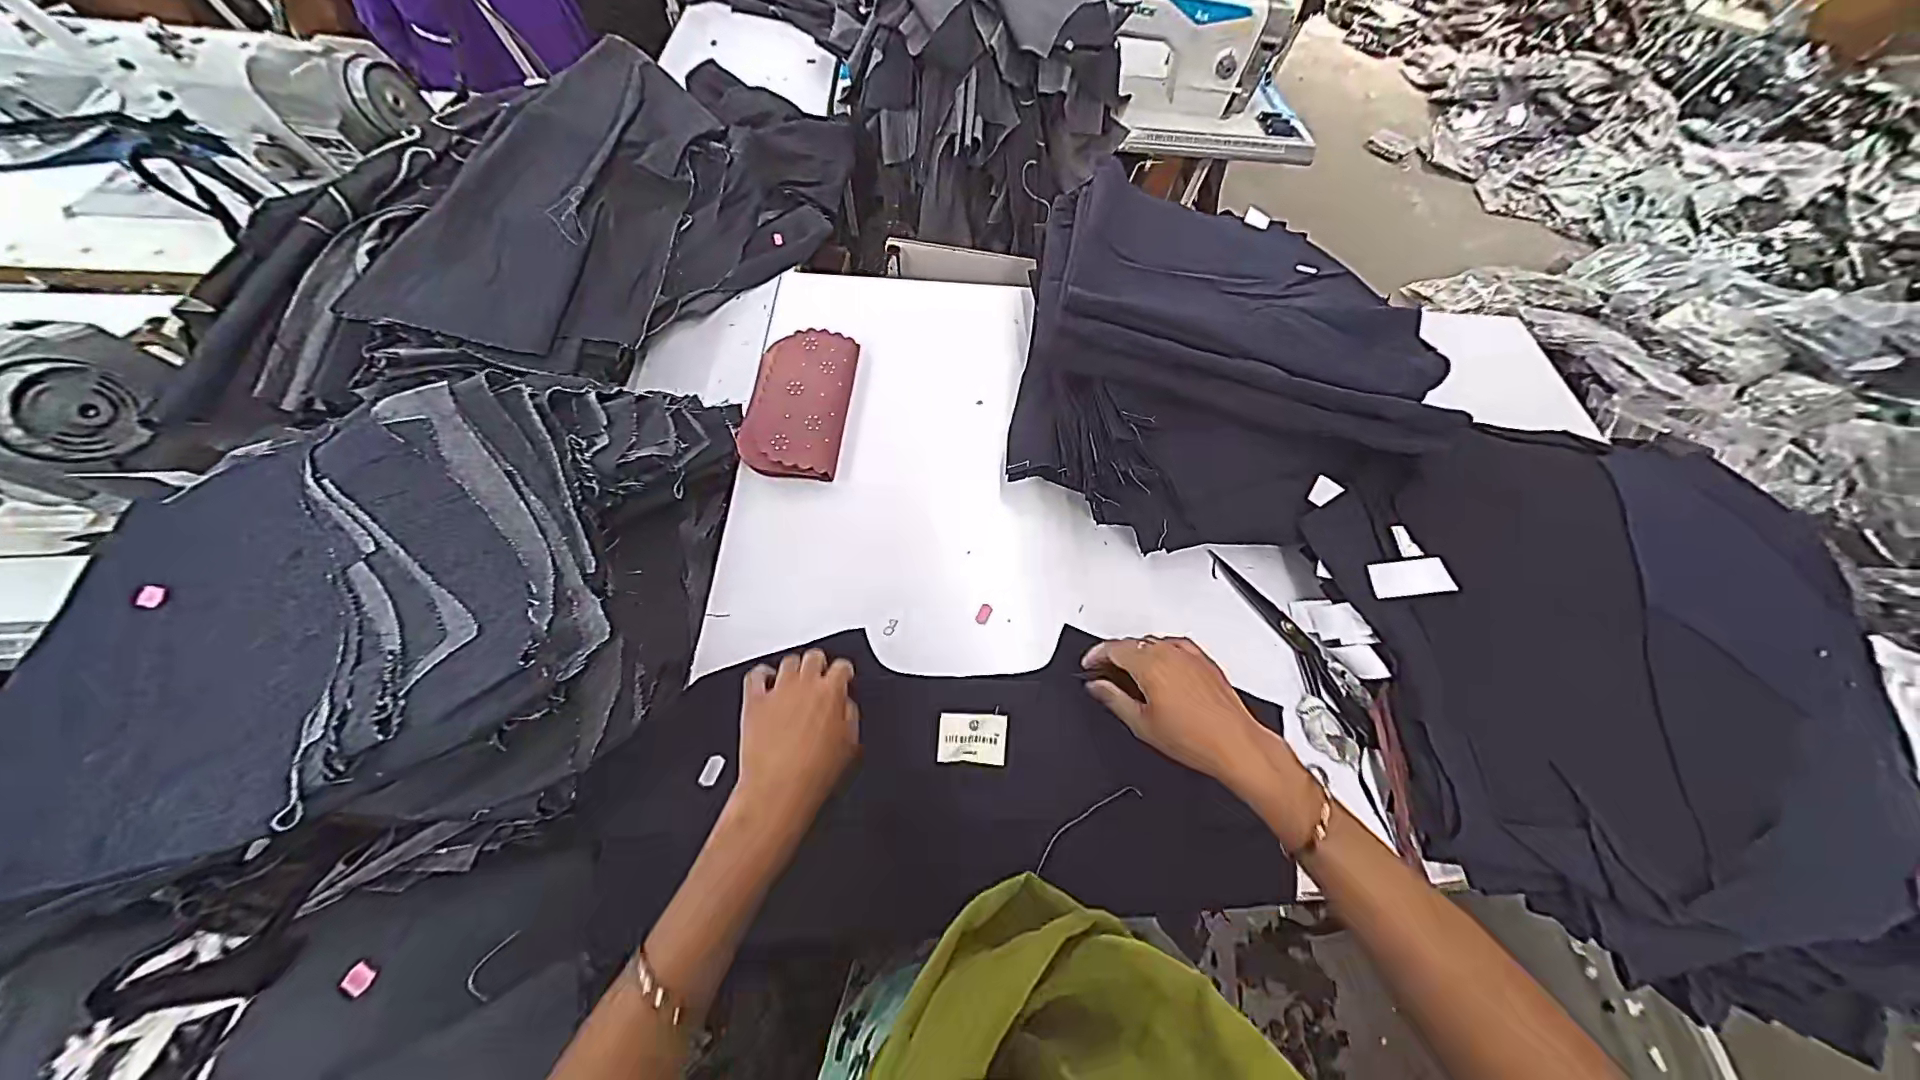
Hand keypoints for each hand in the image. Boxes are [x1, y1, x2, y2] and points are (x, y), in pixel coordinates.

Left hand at [732, 649, 859, 826]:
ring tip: (795, 680)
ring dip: (794, 668)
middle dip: (819, 664)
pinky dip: (762, 674)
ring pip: (788, 661)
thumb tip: (845, 706)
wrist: (778, 790)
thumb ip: (850, 715)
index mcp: (832, 693)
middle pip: (814, 656)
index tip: (843, 677)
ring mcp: (778, 691)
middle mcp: (805, 685)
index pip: (842, 667)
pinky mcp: (754, 700)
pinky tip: (767, 681)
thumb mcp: (850, 744)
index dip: (844, 672)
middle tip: (820, 675)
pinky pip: (757, 674)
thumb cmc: (813, 774)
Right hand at [1082, 637, 1293, 794]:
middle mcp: (1170, 652)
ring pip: (1154, 643)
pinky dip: (1162, 654)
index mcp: (1150, 663)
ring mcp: (1190, 654)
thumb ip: (1113, 698)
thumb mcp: (1141, 724)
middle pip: (1132, 643)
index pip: (1112, 648)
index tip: (1089, 663)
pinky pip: (1175, 647)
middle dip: (1115, 654)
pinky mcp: (1205, 661)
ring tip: (1132, 676)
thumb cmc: (1196, 738)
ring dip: (1139, 653)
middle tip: (1105, 673)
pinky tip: (1162, 672)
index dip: (1095, 655)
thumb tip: (1097, 686)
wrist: (1236, 745)